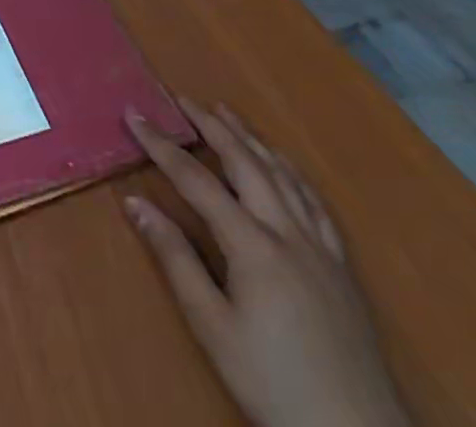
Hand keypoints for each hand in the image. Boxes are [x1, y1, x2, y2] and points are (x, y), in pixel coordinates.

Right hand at [123, 99, 409, 426]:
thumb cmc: (269, 377)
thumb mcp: (209, 321)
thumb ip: (173, 256)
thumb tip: (134, 203)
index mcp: (254, 247)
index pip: (197, 180)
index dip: (162, 145)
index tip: (135, 116)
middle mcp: (291, 235)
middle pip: (247, 165)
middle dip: (212, 127)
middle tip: (183, 99)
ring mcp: (322, 248)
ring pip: (284, 177)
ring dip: (252, 140)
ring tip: (227, 114)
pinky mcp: (341, 266)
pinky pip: (315, 203)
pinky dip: (291, 173)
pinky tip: (281, 166)